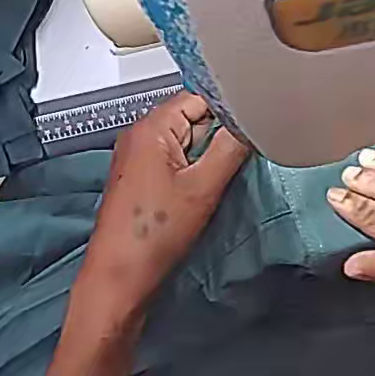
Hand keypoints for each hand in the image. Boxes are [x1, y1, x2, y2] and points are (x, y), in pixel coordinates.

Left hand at [72, 92, 251, 339]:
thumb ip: (231, 147)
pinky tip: (205, 188)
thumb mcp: (203, 187)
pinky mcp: (142, 178)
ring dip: (208, 155)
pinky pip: (176, 160)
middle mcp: (140, 135)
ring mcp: (139, 157)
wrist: (119, 278)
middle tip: (243, 156)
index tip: (255, 124)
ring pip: (187, 141)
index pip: (199, 97)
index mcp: (151, 127)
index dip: (229, 108)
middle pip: (193, 117)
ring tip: (224, 175)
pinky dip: (195, 170)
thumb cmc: (157, 232)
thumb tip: (252, 118)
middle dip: (220, 134)